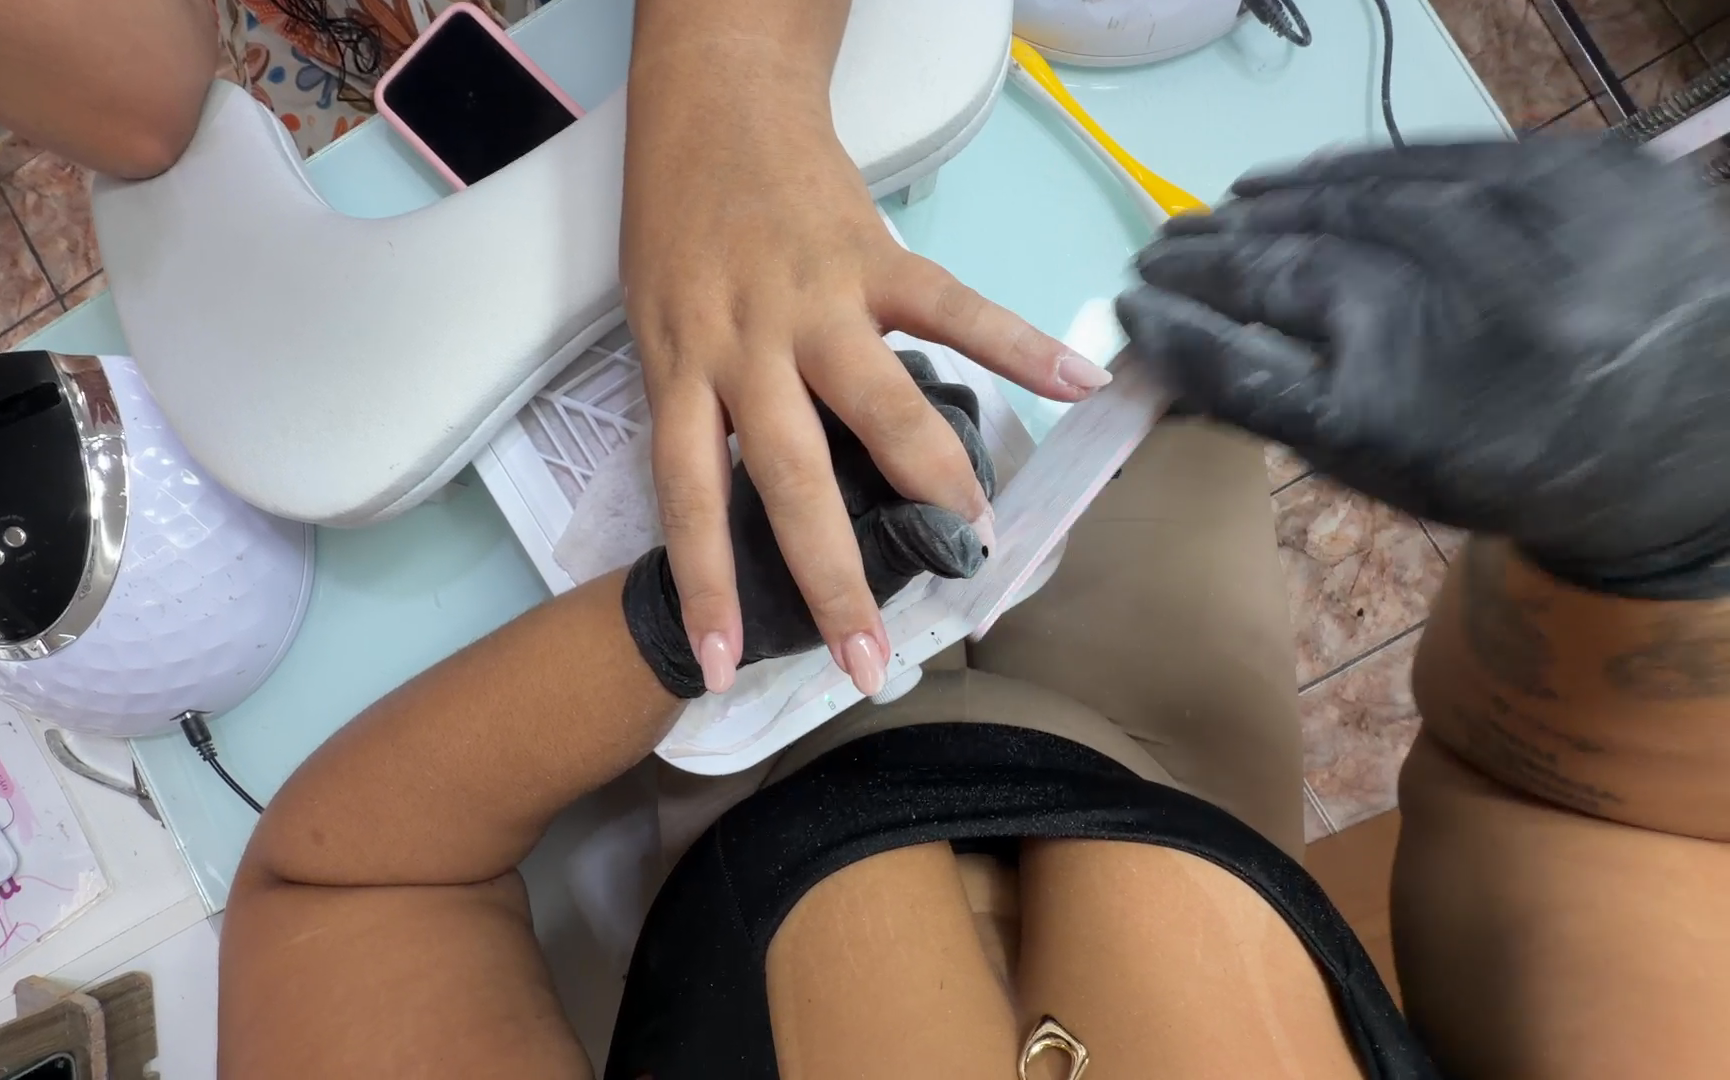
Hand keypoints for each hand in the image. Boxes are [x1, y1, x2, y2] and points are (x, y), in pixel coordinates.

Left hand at [623, 33, 1105, 696]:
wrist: (712, 104)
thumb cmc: (677, 234)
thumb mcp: (659, 334)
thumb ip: (704, 414)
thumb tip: (758, 502)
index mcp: (682, 373)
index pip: (687, 500)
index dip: (704, 588)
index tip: (719, 669)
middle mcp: (745, 348)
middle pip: (791, 478)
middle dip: (833, 578)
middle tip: (870, 658)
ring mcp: (815, 302)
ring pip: (879, 407)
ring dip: (933, 485)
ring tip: (976, 547)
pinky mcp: (876, 254)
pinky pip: (952, 305)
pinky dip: (1013, 345)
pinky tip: (1074, 384)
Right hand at [1115, 137, 1729, 595]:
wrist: (1677, 445)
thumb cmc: (1480, 466)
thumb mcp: (1360, 460)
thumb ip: (1260, 397)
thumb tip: (1171, 337)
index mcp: (1396, 419)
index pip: (1241, 362)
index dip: (1175, 323)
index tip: (1128, 299)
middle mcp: (1464, 332)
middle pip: (1294, 273)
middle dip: (1211, 256)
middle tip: (1159, 247)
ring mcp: (1541, 248)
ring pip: (1363, 204)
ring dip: (1270, 205)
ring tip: (1216, 208)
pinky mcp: (1600, 182)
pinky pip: (1447, 158)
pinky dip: (1360, 165)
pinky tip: (1306, 175)